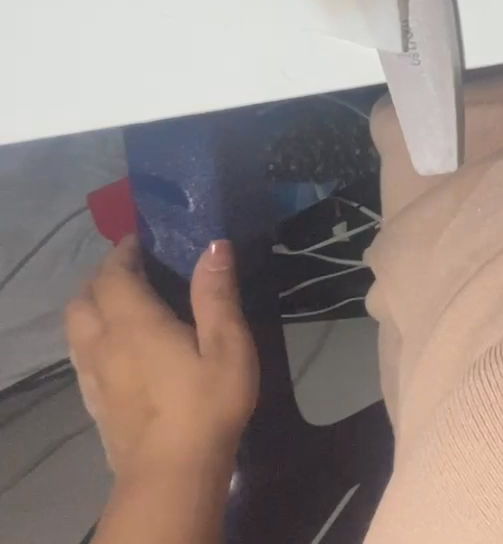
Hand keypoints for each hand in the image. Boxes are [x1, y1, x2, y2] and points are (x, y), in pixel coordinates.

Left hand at [65, 239, 259, 481]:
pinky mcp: (94, 394)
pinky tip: (122, 336)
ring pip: (75, 326)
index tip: (146, 236)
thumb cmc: (209, 397)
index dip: (123, 253)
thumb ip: (216, 294)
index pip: (112, 279)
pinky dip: (94, 328)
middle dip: (103, 275)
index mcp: (135, 327)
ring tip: (129, 293)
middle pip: (83, 301)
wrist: (172, 465)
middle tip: (140, 262)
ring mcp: (92, 373)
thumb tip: (212, 245)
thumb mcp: (228, 341)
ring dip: (94, 301)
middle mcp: (102, 345)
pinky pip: (81, 349)